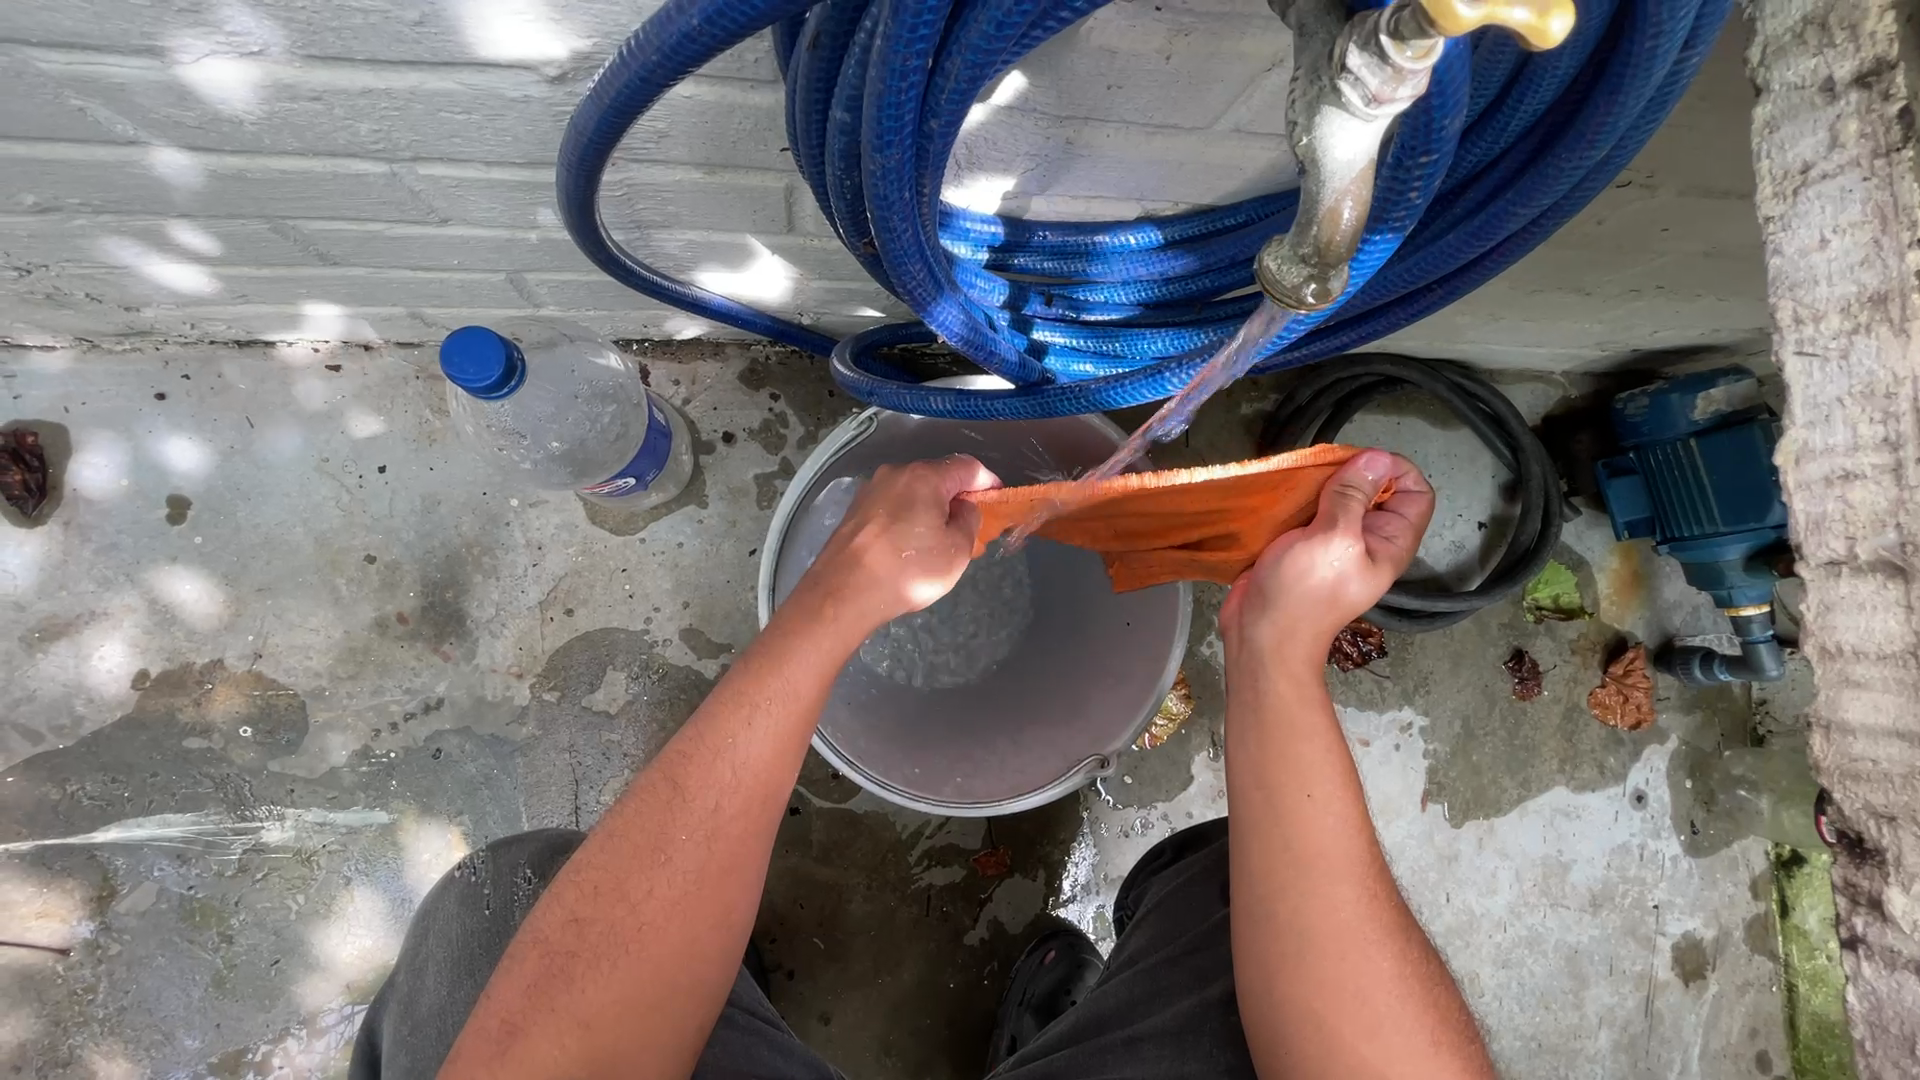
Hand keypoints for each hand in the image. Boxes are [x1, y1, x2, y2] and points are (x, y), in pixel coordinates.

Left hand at [791, 454, 1001, 636]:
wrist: (843, 593)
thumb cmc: (908, 570)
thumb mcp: (956, 550)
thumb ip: (969, 520)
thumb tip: (963, 507)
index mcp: (924, 477)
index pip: (967, 466)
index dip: (987, 481)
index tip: (998, 498)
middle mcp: (895, 474)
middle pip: (936, 477)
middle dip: (957, 497)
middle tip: (970, 525)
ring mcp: (870, 491)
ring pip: (912, 492)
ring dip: (931, 509)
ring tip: (939, 540)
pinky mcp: (854, 511)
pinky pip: (892, 506)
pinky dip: (908, 518)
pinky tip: (909, 545)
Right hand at [1219, 449, 1433, 666]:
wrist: (1261, 635)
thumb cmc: (1303, 592)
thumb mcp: (1333, 538)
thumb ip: (1353, 496)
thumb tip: (1376, 457)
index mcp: (1389, 542)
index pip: (1414, 492)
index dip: (1393, 469)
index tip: (1356, 462)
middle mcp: (1366, 541)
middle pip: (1373, 491)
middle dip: (1349, 472)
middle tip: (1320, 468)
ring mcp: (1332, 545)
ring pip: (1336, 500)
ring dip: (1318, 485)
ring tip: (1297, 479)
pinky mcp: (1300, 548)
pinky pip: (1307, 514)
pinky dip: (1296, 500)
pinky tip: (1279, 495)